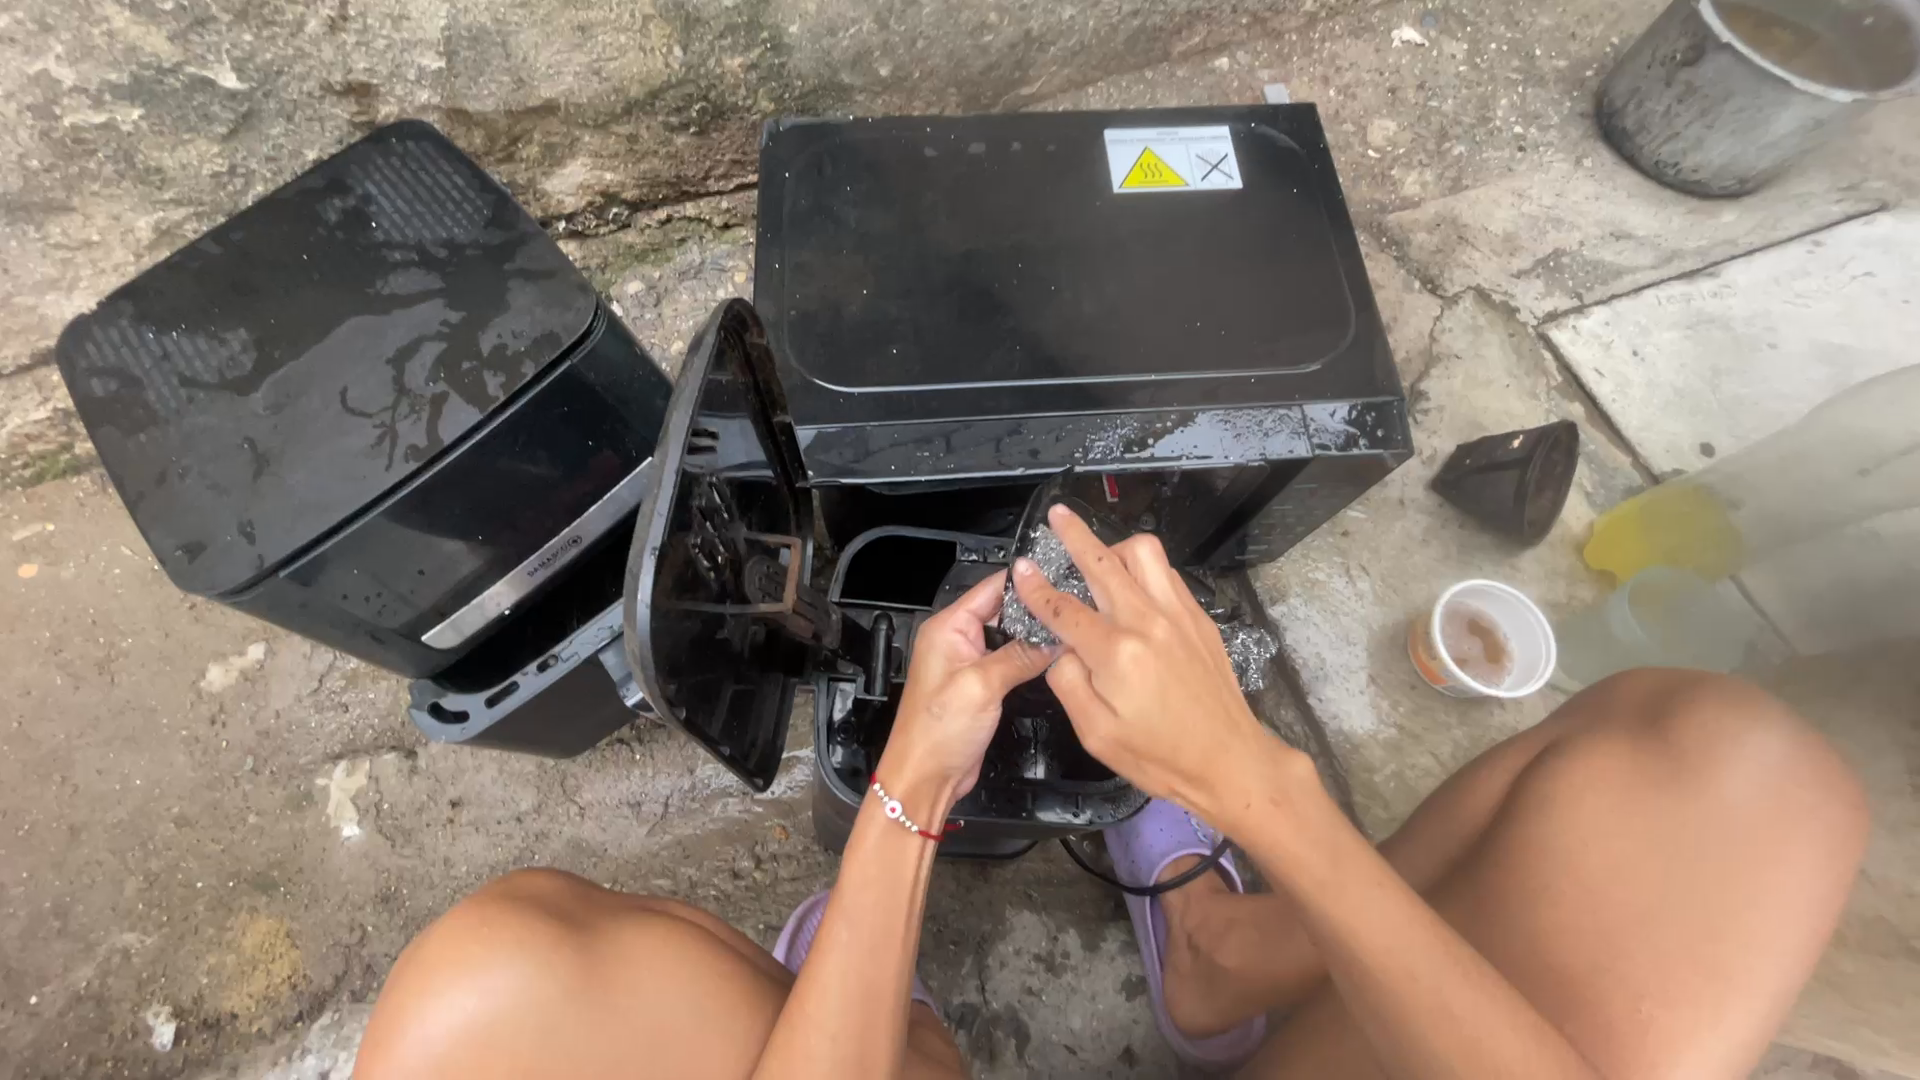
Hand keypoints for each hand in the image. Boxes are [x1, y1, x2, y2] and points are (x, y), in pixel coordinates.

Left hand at [879, 570, 1055, 804]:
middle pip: (1003, 610)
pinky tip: (1055, 656)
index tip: (1059, 576)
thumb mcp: (982, 685)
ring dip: (1035, 635)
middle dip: (1035, 609)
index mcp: (948, 627)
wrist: (925, 778)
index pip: (991, 588)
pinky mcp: (981, 685)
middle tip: (1076, 606)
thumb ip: (1020, 656)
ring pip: (1009, 637)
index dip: (1024, 581)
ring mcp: (969, 663)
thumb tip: (1056, 638)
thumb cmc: (938, 731)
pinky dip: (1029, 658)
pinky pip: (1009, 661)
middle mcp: (957, 639)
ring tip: (1072, 627)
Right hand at [1011, 504, 1301, 821]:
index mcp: (1116, 653)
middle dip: (1074, 534)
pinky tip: (1132, 582)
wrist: (1228, 761)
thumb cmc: (1159, 755)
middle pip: (1102, 561)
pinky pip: (1166, 572)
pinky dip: (1143, 567)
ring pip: (1144, 552)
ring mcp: (1177, 614)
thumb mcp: (1094, 732)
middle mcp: (1147, 622)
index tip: (1021, 568)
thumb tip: (1061, 647)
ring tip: (1099, 554)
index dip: (1036, 587)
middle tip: (1057, 516)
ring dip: (1115, 545)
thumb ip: (1067, 681)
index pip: (1064, 608)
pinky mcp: (1198, 618)